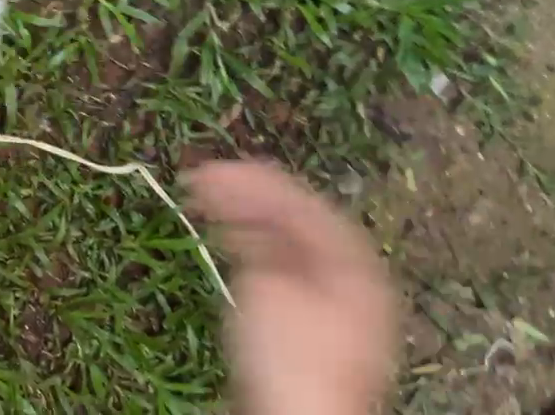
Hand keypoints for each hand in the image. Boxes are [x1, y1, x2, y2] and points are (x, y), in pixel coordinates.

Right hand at [187, 161, 397, 414]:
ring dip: (243, 211)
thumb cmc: (286, 349)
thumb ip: (264, 238)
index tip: (219, 165)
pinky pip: (277, 258)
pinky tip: (218, 230)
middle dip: (249, 192)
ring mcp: (327, 295)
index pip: (309, 208)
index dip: (263, 181)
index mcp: (353, 269)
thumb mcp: (272, 287)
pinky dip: (246, 238)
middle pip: (299, 219)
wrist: (292, 410)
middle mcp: (347, 276)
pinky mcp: (302, 311)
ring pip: (285, 237)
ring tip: (201, 195)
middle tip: (203, 174)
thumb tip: (244, 201)